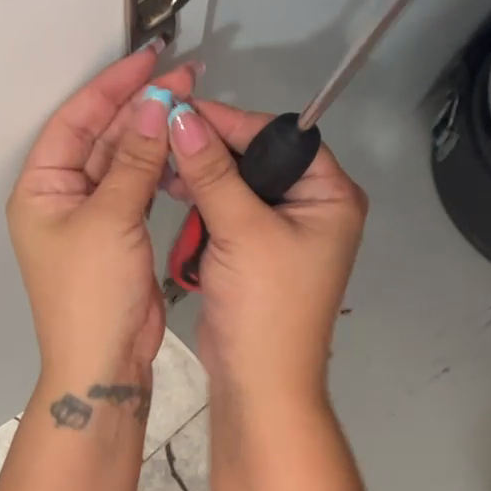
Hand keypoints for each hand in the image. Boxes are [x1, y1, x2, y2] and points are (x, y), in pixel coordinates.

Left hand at [8, 48, 197, 386]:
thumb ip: (134, 161)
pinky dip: (158, 166)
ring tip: (191, 101)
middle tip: (186, 77)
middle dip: (138, 107)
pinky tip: (182, 144)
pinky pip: (136, 187)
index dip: (110, 88)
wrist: (102, 361)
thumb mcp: (110, 220)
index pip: (73, 122)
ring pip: (121, 161)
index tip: (150, 58)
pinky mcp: (117, 234)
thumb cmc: (91, 295)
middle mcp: (60, 198)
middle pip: (99, 137)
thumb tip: (155, 105)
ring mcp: (89, 217)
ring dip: (151, 134)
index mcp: (40, 190)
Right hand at [165, 100, 368, 403]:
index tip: (181, 110)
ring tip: (161, 164)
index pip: (279, 138)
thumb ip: (211, 172)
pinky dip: (200, 205)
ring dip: (201, 177)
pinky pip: (225, 214)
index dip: (231, 122)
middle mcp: (309, 207)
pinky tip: (171, 193)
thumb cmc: (264, 305)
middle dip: (211, 150)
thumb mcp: (240, 230)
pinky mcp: (251, 253)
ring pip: (236, 186)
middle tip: (164, 135)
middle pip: (256, 160)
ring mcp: (279, 232)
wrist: (257, 380)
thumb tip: (182, 117)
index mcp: (329, 194)